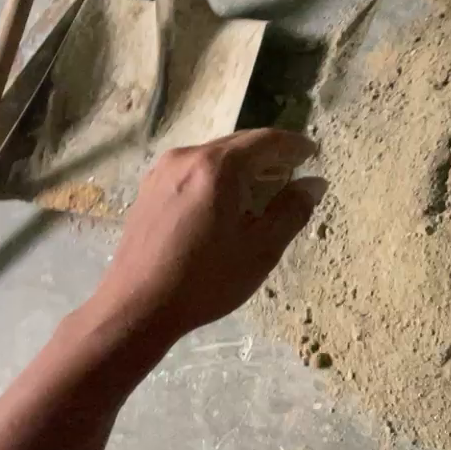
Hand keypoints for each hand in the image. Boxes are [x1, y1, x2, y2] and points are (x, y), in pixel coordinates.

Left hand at [87, 129, 324, 347]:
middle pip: (240, 143)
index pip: (266, 141)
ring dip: (245, 165)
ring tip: (266, 187)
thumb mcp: (261, 249)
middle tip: (295, 171)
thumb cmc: (205, 280)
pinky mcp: (150, 187)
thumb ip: (292, 210)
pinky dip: (220, 175)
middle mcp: (187, 157)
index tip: (314, 153)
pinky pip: (196, 168)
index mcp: (218, 168)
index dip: (294, 145)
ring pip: (216, 155)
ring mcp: (163, 171)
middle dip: (271, 154)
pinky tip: (229, 200)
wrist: (135, 308)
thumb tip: (315, 183)